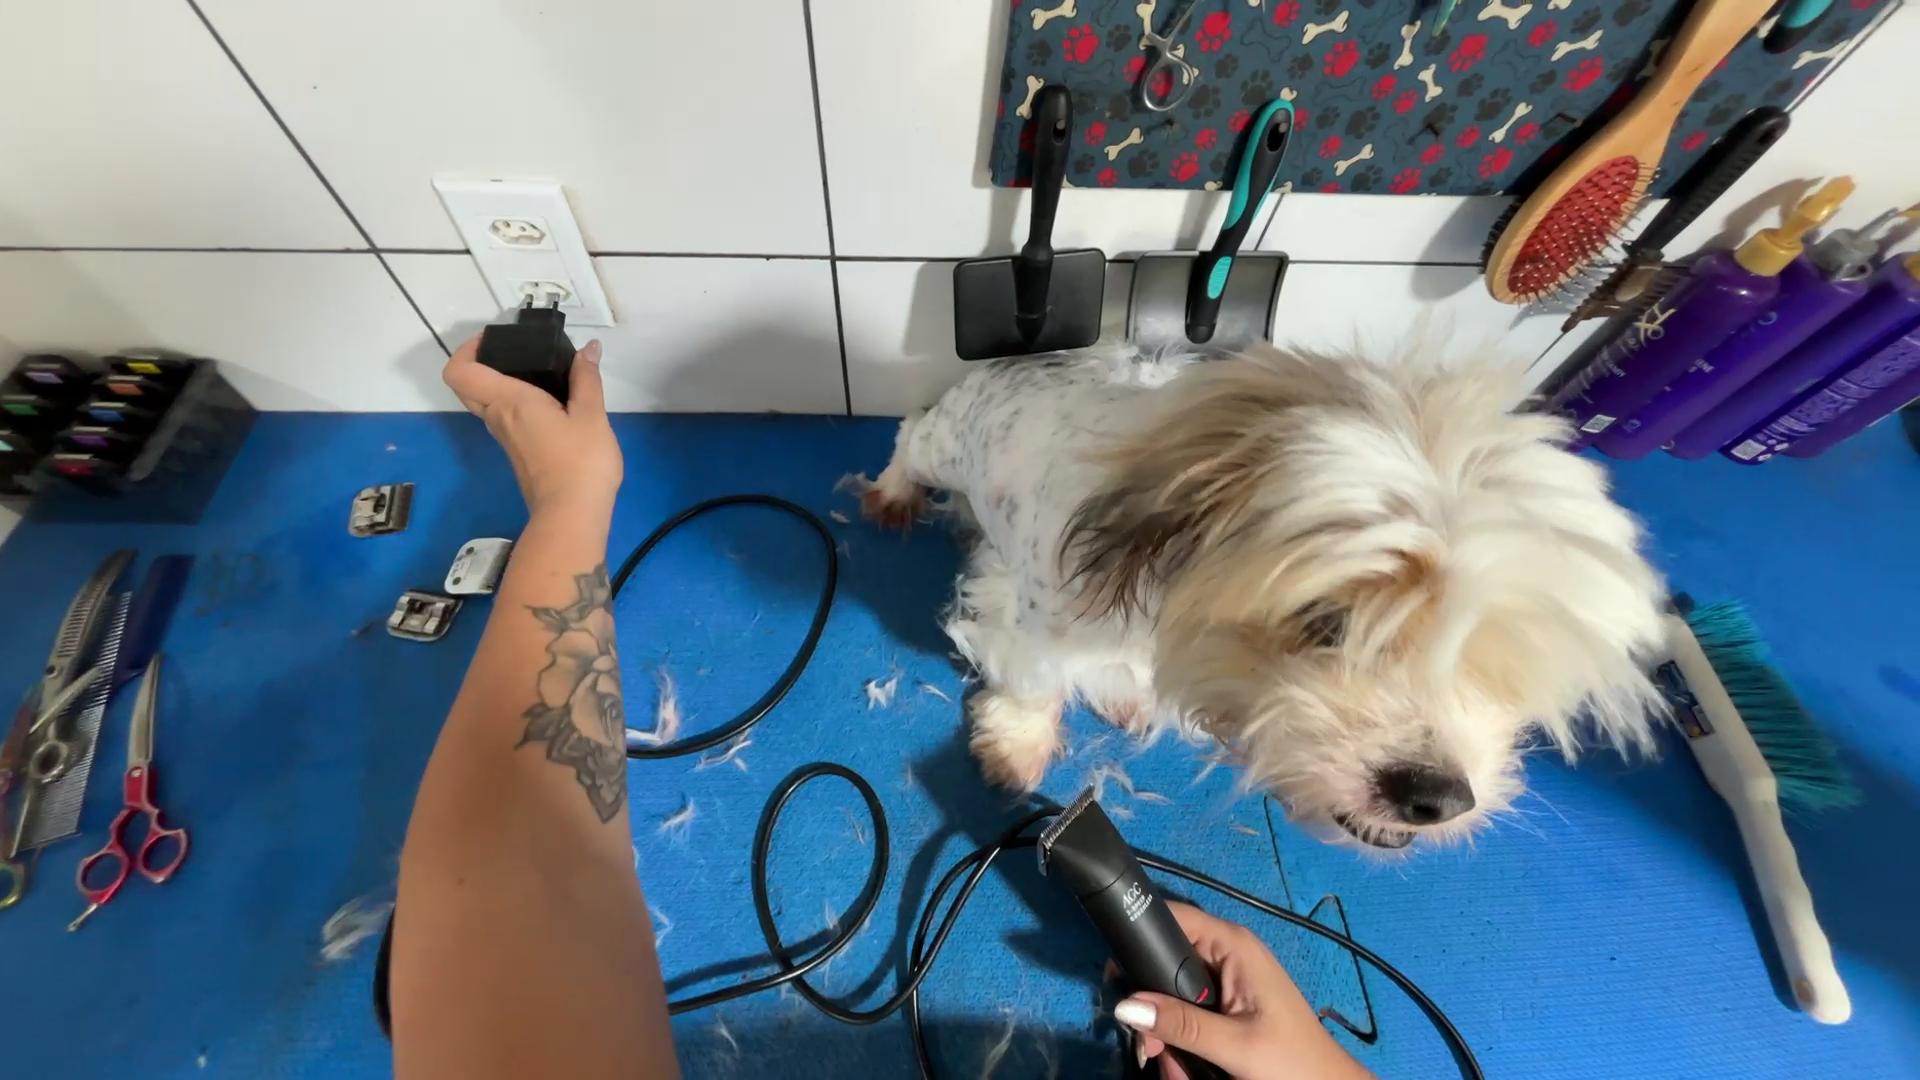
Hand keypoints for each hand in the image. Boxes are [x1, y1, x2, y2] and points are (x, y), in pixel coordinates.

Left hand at [443, 336, 622, 517]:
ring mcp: (506, 439)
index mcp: (509, 402)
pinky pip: (506, 419)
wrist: (572, 512)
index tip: (495, 341)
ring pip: (487, 404)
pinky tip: (551, 407)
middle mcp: (499, 418)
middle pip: (467, 386)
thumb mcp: (592, 416)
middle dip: (481, 365)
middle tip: (515, 357)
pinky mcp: (519, 453)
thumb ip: (587, 379)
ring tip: (541, 378)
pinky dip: (517, 405)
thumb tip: (588, 348)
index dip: (467, 349)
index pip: (460, 370)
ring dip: (502, 385)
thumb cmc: (581, 461)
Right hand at [1112, 903, 1372, 1079]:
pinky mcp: (1227, 1001)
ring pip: (1172, 990)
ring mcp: (1226, 976)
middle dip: (1153, 1006)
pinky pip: (1187, 1008)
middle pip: (1165, 960)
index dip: (1139, 937)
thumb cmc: (1293, 1063)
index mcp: (1231, 943)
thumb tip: (1124, 1004)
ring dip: (1165, 1031)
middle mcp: (1225, 950)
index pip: (1171, 916)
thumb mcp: (1235, 1046)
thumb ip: (1181, 1024)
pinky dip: (1179, 1036)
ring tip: (1169, 1068)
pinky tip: (1181, 1066)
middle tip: (1148, 1048)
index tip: (1116, 977)